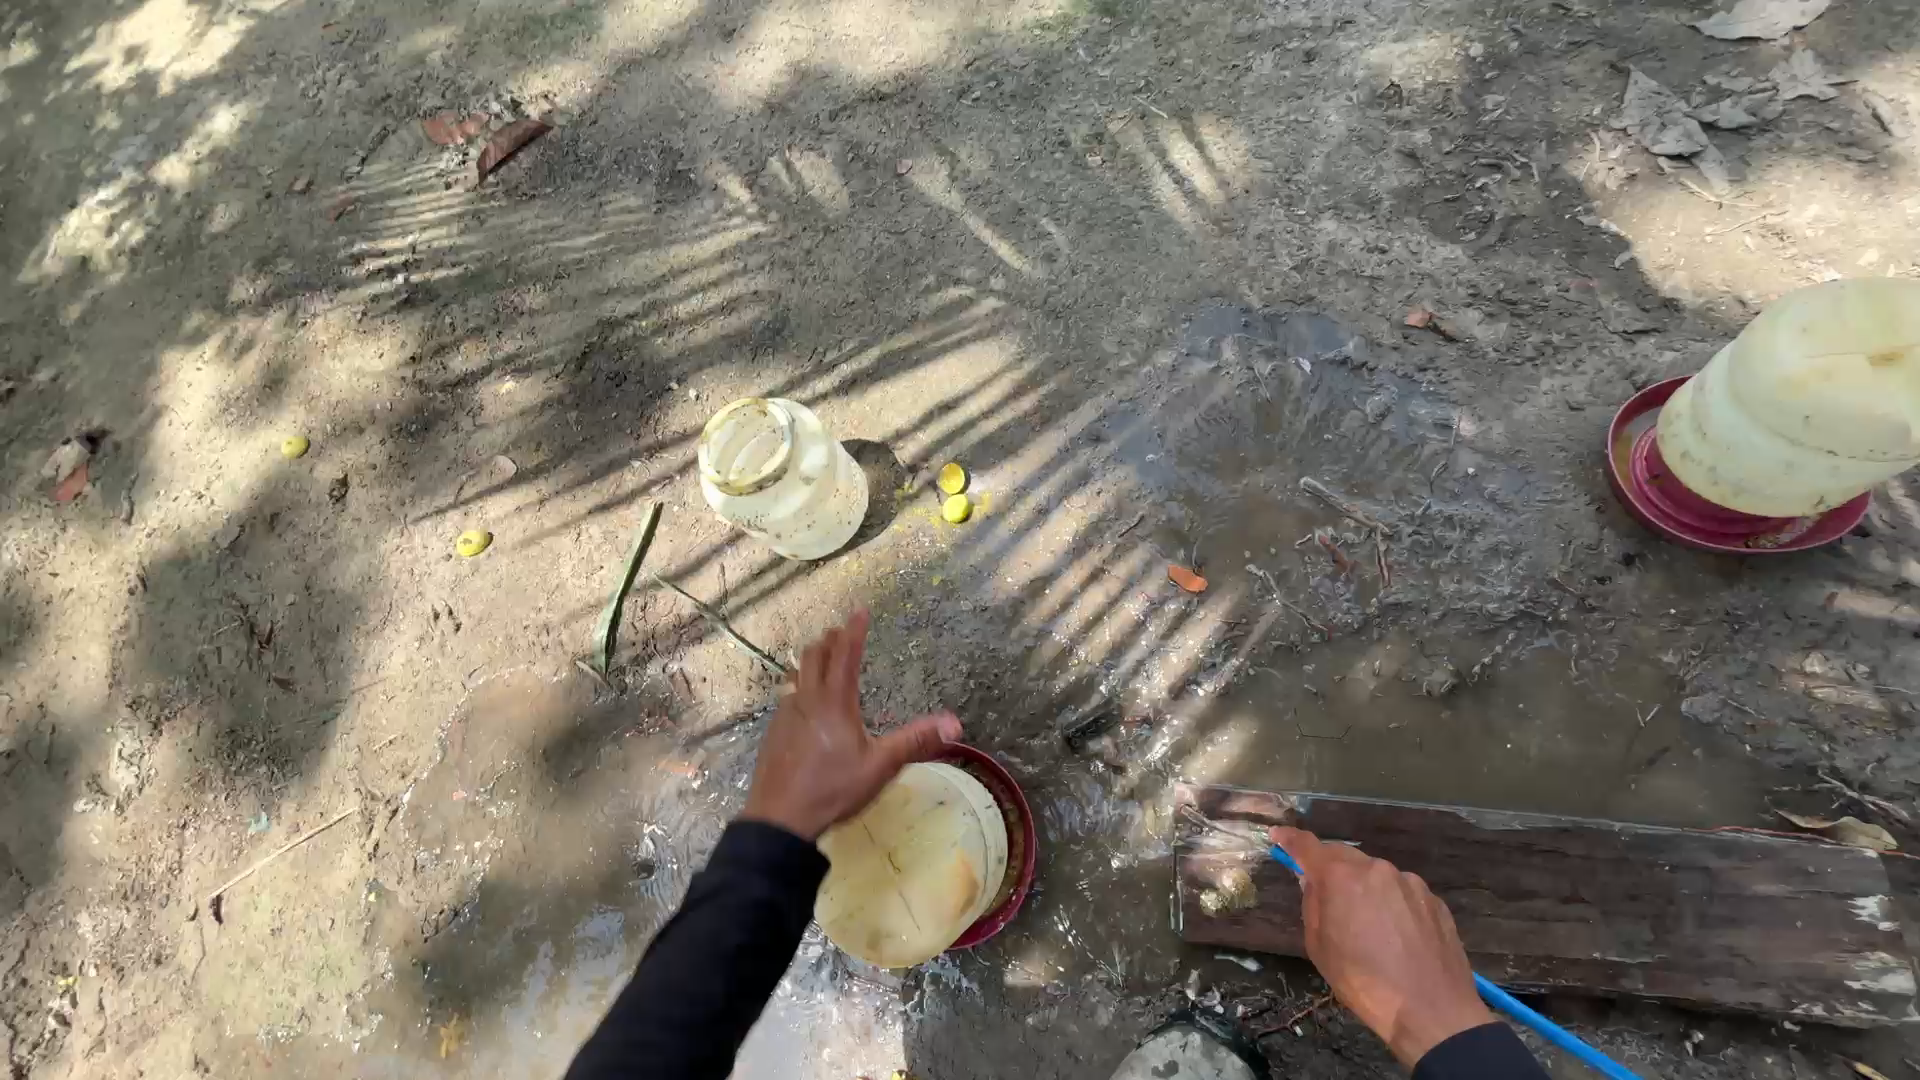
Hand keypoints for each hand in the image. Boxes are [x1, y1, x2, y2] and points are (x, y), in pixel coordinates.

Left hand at [741, 609, 961, 840]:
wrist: (778, 819)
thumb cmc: (832, 789)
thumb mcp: (880, 766)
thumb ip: (916, 741)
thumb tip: (955, 723)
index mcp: (835, 701)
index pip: (846, 654)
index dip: (854, 630)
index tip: (860, 609)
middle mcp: (807, 699)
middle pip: (815, 656)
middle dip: (830, 640)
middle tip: (840, 632)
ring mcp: (785, 714)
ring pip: (796, 673)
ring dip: (810, 660)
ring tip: (820, 657)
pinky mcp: (773, 732)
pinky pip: (786, 695)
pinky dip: (798, 684)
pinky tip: (801, 701)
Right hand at [1270, 826, 1493, 1066]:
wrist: (1435, 1016)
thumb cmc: (1365, 983)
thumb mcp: (1319, 947)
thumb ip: (1312, 904)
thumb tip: (1313, 881)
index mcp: (1340, 877)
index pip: (1306, 845)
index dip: (1288, 839)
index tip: (1277, 836)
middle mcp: (1375, 869)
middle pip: (1343, 856)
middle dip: (1330, 869)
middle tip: (1328, 895)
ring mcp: (1409, 882)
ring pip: (1375, 874)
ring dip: (1364, 887)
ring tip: (1370, 924)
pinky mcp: (1434, 900)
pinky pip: (1402, 891)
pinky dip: (1393, 902)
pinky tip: (1399, 934)